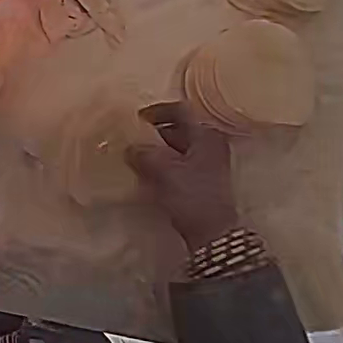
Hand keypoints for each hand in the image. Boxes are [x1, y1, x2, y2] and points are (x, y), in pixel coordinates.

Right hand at [125, 102, 239, 248]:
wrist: (211, 232)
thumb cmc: (191, 195)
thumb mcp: (164, 170)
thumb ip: (144, 153)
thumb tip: (131, 147)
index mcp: (205, 135)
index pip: (180, 110)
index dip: (157, 111)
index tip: (137, 119)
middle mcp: (211, 144)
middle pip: (180, 128)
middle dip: (155, 133)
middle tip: (132, 138)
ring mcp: (210, 163)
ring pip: (179, 147)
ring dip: (158, 150)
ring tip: (136, 157)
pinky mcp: (204, 180)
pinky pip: (181, 163)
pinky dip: (165, 164)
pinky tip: (149, 174)